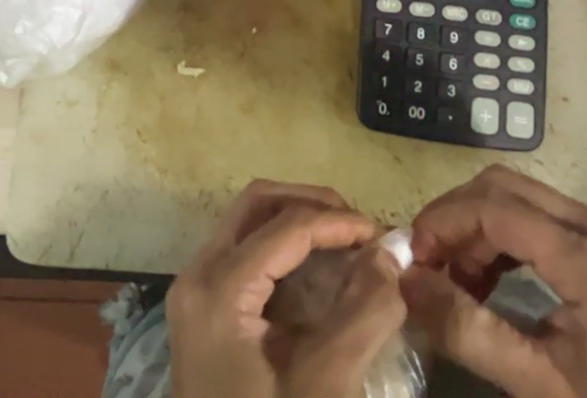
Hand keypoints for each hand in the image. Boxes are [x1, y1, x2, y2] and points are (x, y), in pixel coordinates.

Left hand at [168, 180, 407, 397]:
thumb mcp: (324, 383)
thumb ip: (363, 312)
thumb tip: (391, 252)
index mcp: (217, 287)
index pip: (285, 226)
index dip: (339, 222)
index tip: (385, 236)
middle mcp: (196, 275)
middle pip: (256, 206)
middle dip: (311, 205)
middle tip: (360, 228)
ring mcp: (196, 291)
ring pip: (247, 224)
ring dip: (297, 223)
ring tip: (347, 244)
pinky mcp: (204, 309)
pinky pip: (243, 253)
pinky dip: (283, 249)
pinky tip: (320, 272)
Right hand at [403, 167, 586, 397]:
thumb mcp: (542, 386)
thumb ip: (468, 331)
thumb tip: (406, 282)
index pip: (495, 208)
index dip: (441, 223)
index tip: (411, 260)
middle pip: (507, 186)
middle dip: (457, 218)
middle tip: (431, 267)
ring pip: (527, 196)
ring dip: (482, 226)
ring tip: (461, 280)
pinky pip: (551, 217)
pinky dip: (512, 235)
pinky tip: (498, 279)